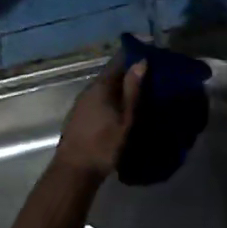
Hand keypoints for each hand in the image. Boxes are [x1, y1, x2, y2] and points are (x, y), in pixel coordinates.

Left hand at [55, 57, 145, 177]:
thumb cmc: (104, 144)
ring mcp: (82, 102)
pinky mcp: (79, 116)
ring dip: (121, 88)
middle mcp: (89, 89)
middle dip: (130, 74)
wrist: (74, 171)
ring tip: (141, 94)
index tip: (152, 57)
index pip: (118, 61)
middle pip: (111, 75)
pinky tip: (122, 109)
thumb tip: (141, 61)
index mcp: (101, 86)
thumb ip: (133, 90)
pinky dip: (112, 99)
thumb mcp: (125, 118)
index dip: (134, 57)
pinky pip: (99, 99)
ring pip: (105, 88)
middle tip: (152, 77)